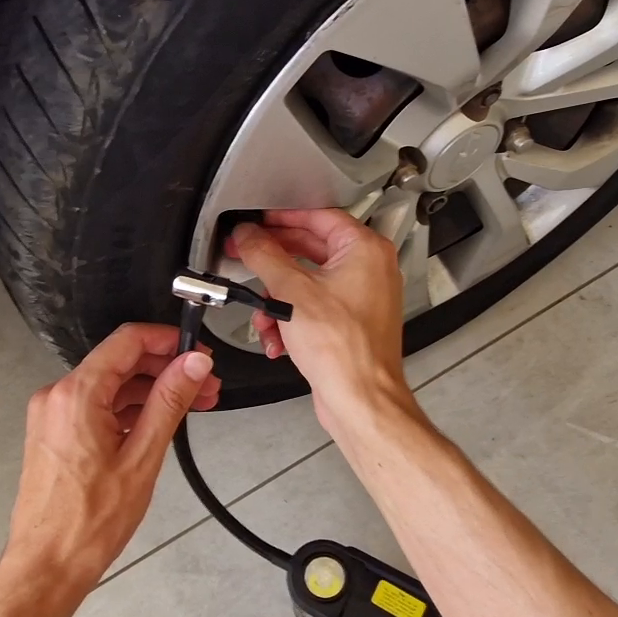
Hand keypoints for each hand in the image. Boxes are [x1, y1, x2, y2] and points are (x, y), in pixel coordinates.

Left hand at [5, 323, 219, 583]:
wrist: (47, 566)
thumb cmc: (88, 523)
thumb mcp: (142, 457)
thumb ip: (169, 402)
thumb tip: (193, 364)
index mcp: (77, 395)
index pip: (127, 341)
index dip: (168, 340)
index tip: (198, 352)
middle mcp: (58, 396)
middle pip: (120, 362)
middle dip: (166, 369)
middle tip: (205, 384)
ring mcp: (53, 415)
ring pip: (111, 385)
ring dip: (152, 391)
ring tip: (192, 406)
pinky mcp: (55, 433)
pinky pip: (97, 406)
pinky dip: (130, 409)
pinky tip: (159, 421)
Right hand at [225, 209, 416, 425]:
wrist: (359, 399)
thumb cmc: (344, 350)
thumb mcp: (290, 292)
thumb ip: (263, 255)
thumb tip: (248, 235)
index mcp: (365, 250)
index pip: (319, 217)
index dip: (283, 219)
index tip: (260, 222)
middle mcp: (371, 270)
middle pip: (312, 250)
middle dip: (273, 263)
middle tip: (247, 256)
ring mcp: (363, 298)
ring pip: (308, 284)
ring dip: (278, 300)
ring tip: (263, 315)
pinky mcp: (351, 324)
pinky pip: (315, 309)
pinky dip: (292, 320)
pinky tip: (277, 339)